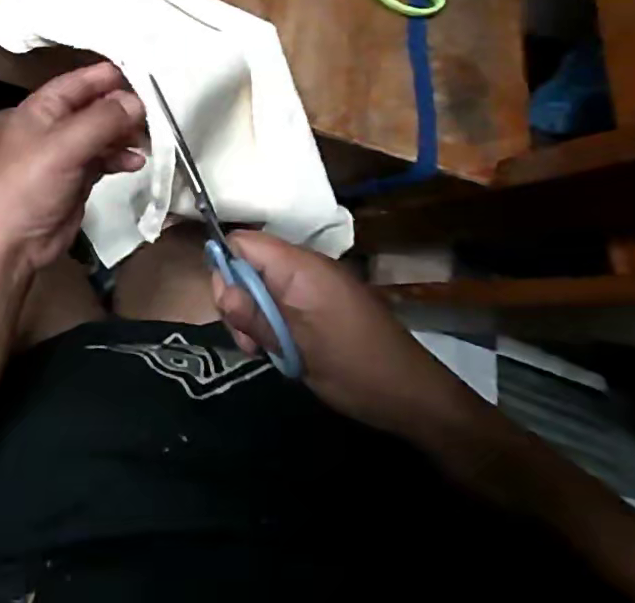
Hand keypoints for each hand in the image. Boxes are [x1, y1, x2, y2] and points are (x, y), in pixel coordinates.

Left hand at [0, 62, 145, 272]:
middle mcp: (58, 123)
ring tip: (148, 141)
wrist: (13, 243)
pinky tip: (137, 164)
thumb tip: (138, 101)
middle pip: (99, 104)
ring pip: (106, 131)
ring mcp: (70, 151)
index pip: (84, 80)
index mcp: (45, 106)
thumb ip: (102, 120)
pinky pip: (107, 157)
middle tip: (156, 115)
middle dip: (126, 107)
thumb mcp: (64, 147)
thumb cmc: (30, 186)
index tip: (150, 77)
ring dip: (128, 133)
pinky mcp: (80, 175)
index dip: (113, 76)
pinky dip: (123, 157)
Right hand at [214, 231, 474, 441]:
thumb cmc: (354, 368)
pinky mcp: (323, 301)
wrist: (413, 393)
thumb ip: (255, 316)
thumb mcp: (296, 347)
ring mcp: (316, 283)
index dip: (226, 268)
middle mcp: (305, 266)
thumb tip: (221, 289)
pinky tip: (284, 351)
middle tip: (251, 343)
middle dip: (240, 301)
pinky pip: (284, 299)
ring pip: (264, 286)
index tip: (230, 310)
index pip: (243, 242)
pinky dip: (275, 322)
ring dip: (256, 317)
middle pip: (249, 265)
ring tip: (267, 352)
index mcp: (299, 266)